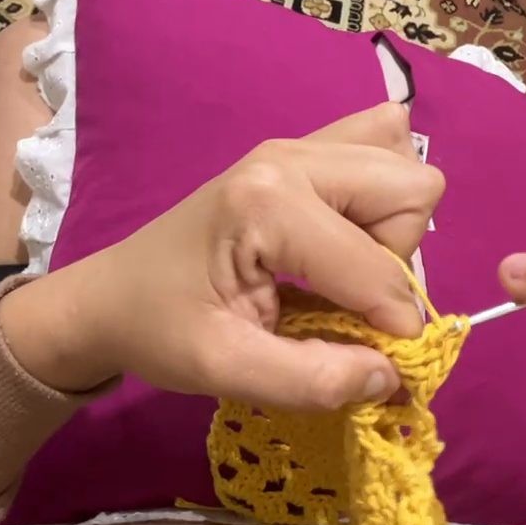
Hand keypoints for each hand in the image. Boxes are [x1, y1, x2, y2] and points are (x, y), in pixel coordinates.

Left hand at [0, 103, 443, 408]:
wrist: (111, 296)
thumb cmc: (158, 329)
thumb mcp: (225, 369)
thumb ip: (312, 379)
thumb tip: (393, 376)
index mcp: (269, 204)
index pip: (379, 265)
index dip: (392, 326)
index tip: (370, 361)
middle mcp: (290, 157)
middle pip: (414, 189)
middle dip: (398, 260)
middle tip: (346, 301)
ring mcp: (294, 145)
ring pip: (404, 168)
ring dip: (392, 229)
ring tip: (339, 269)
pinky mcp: (297, 151)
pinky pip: (377, 145)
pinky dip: (380, 193)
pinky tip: (344, 229)